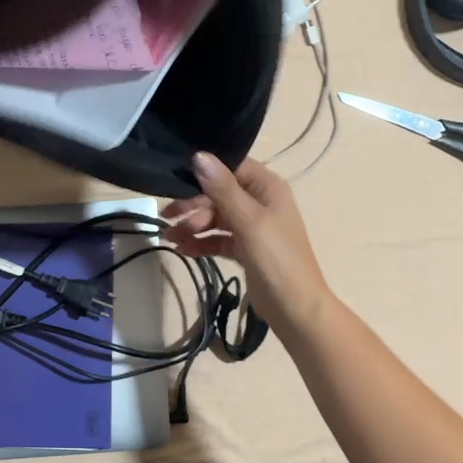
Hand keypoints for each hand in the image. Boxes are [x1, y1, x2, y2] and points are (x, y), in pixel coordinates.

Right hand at [164, 153, 332, 339]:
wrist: (294, 307)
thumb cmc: (276, 259)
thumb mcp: (249, 221)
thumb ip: (223, 189)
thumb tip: (198, 156)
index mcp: (267, 188)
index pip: (231, 168)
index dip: (205, 174)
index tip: (177, 183)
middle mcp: (260, 202)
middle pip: (219, 194)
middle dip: (194, 206)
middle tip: (169, 219)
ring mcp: (253, 227)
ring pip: (216, 218)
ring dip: (193, 226)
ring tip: (171, 239)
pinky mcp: (245, 250)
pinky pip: (218, 239)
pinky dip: (202, 243)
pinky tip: (183, 250)